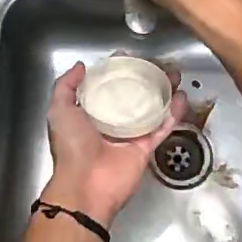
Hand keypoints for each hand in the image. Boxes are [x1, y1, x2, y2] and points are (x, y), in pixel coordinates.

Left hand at [40, 62, 184, 226]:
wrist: (85, 185)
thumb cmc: (72, 145)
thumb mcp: (59, 110)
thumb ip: (67, 85)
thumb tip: (81, 65)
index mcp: (90, 112)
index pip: (107, 85)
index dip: (118, 69)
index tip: (130, 56)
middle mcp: (111, 121)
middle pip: (133, 94)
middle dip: (146, 78)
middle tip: (159, 65)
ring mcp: (131, 134)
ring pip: (151, 108)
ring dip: (164, 91)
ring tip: (175, 77)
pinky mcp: (146, 147)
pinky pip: (162, 127)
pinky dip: (173, 113)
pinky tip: (181, 98)